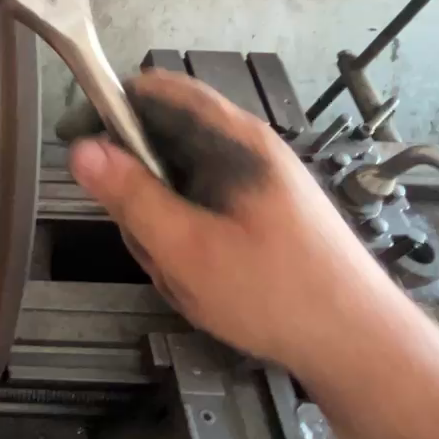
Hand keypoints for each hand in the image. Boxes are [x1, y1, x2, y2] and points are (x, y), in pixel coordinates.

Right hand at [66, 71, 416, 374]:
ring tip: (178, 268)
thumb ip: (131, 196)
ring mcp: (251, 183)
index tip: (80, 147)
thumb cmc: (276, 294)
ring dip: (156, 223)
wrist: (359, 347)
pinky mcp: (254, 212)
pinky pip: (193, 208)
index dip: (110, 108)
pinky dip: (179, 238)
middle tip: (145, 238)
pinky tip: (195, 275)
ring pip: (171, 182)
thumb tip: (81, 150)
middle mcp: (244, 151)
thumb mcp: (187, 248)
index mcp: (234, 142)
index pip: (157, 91)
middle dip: (134, 187)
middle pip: (159, 141)